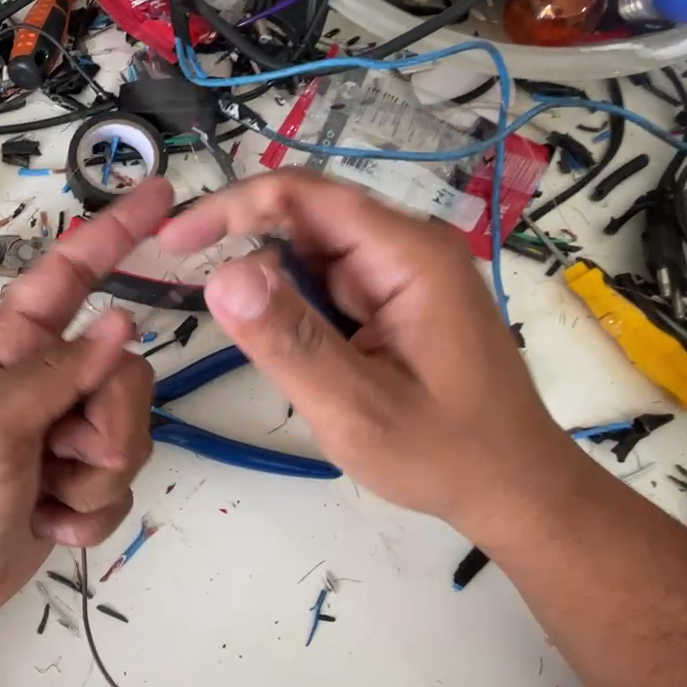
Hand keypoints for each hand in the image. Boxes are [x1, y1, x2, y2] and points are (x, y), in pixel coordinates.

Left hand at [0, 179, 172, 629]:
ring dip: (94, 480)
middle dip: (106, 428)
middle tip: (56, 457)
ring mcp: (70, 429)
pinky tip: (46, 521)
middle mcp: (49, 380)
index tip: (162, 196)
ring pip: (134, 431)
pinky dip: (89, 514)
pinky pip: (126, 483)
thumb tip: (121, 324)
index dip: (114, 234)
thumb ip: (54, 375)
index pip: (69, 277)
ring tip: (42, 495)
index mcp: (12, 350)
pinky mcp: (85, 476)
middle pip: (127, 372)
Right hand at [158, 171, 583, 527]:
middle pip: (303, 217)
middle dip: (240, 243)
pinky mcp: (392, 298)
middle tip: (190, 287)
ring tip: (264, 346)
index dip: (230, 208)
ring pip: (308, 251)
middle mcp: (406, 249)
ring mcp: (401, 273)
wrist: (514, 489)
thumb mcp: (356, 408)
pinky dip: (289, 305)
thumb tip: (221, 276)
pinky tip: (291, 349)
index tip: (172, 242)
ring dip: (268, 286)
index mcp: (408, 258)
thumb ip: (290, 342)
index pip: (304, 197)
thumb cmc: (443, 454)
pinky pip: (324, 281)